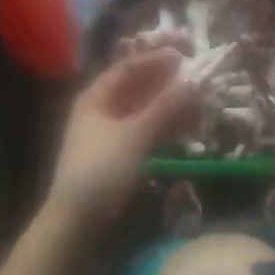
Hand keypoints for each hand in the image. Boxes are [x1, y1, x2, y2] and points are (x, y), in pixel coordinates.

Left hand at [46, 49, 198, 223]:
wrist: (76, 218)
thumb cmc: (102, 169)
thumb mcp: (135, 134)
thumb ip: (165, 106)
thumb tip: (194, 80)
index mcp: (95, 97)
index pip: (127, 68)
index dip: (155, 60)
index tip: (185, 56)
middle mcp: (100, 109)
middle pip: (135, 88)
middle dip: (165, 83)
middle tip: (197, 80)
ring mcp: (108, 132)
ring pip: (142, 110)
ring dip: (168, 106)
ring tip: (197, 105)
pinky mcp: (117, 154)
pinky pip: (143, 130)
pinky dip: (163, 127)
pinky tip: (185, 128)